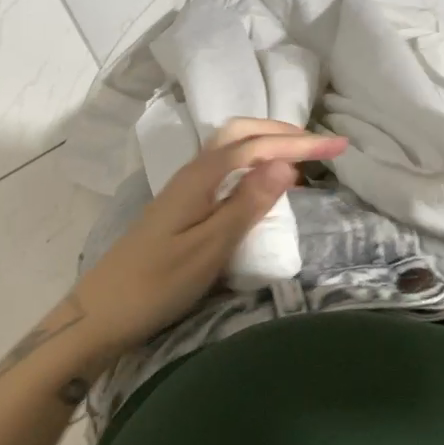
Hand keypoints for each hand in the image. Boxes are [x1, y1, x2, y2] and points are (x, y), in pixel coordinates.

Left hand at [72, 119, 346, 356]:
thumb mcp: (209, 248)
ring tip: (302, 157)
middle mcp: (192, 172)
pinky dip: (252, 164)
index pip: (257, 146)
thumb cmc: (157, 284)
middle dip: (283, 132)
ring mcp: (185, 188)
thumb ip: (246, 204)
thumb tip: (286, 162)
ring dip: (267, 144)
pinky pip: (225, 168)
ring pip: (231, 148)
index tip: (341, 144)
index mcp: (200, 176)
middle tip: (322, 144)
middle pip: (240, 133)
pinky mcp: (182, 206)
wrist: (102, 312)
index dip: (300, 142)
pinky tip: (266, 186)